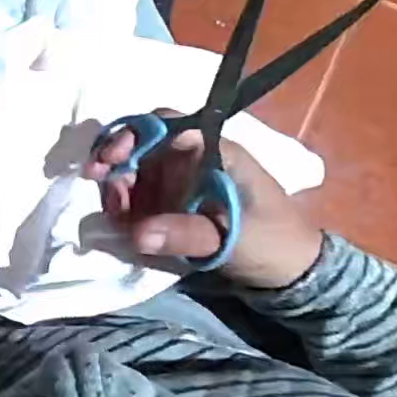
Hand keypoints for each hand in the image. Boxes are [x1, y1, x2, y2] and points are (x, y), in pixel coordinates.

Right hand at [87, 113, 321, 287]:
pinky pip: (141, 194)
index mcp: (214, 150)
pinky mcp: (175, 202)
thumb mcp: (232, 238)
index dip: (131, 137)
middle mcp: (193, 157)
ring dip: (118, 188)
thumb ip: (186, 233)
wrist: (289, 271)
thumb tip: (137, 234)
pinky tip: (123, 224)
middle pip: (142, 145)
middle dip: (117, 166)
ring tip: (117, 216)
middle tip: (108, 198)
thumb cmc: (271, 242)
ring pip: (136, 169)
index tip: (107, 163)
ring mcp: (182, 179)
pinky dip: (125, 205)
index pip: (164, 124)